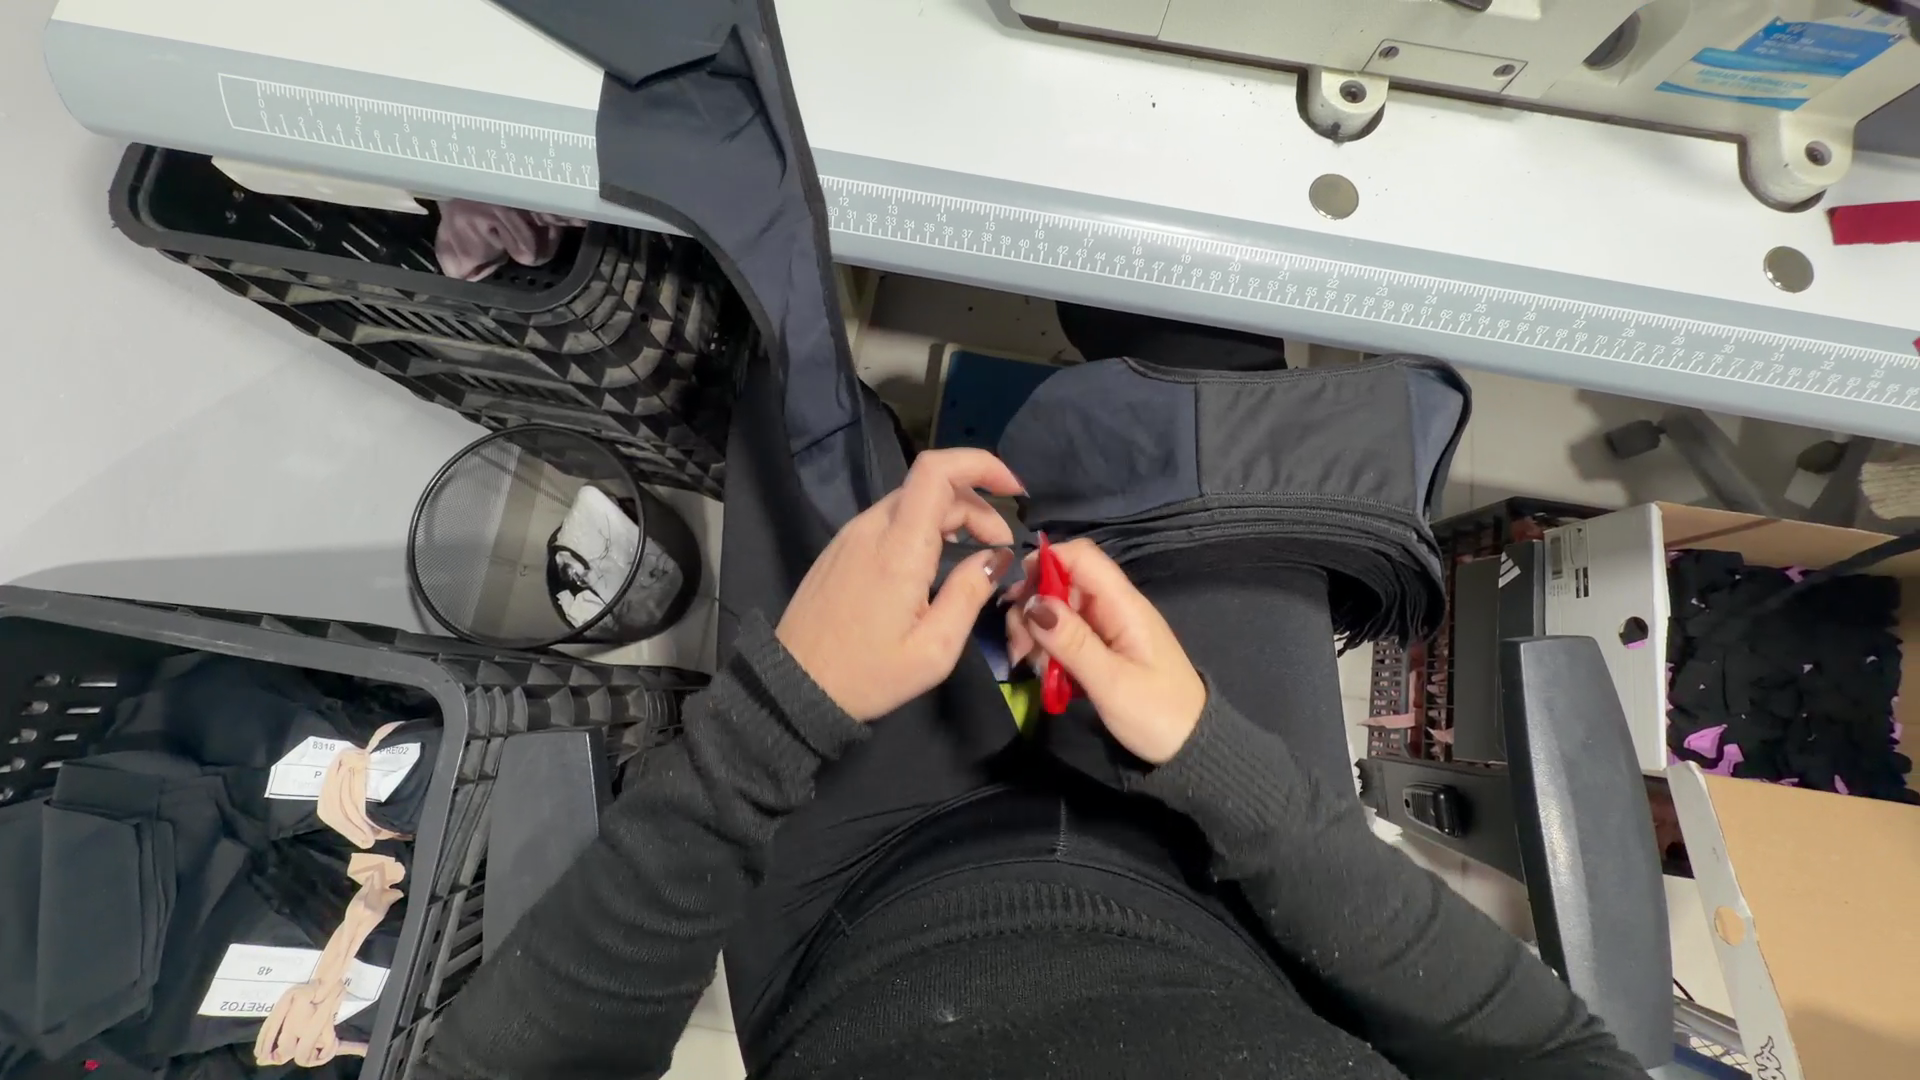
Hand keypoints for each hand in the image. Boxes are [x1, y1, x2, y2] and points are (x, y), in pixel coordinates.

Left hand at [777, 448, 1022, 720]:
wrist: (792, 688)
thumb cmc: (867, 675)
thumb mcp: (934, 649)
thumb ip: (969, 594)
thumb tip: (995, 557)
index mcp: (898, 548)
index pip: (937, 470)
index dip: (980, 464)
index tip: (1013, 491)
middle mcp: (872, 528)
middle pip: (932, 485)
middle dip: (977, 505)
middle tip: (999, 549)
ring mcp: (851, 535)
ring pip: (912, 501)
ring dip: (952, 516)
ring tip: (973, 556)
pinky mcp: (841, 548)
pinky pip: (891, 520)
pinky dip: (925, 527)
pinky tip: (936, 561)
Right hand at [1006, 539, 1205, 764]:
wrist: (1193, 747)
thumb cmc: (1157, 714)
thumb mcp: (1111, 682)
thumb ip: (1072, 641)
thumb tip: (1033, 602)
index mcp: (1123, 604)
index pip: (1080, 556)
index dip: (1044, 562)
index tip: (1017, 595)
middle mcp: (1113, 607)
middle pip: (1061, 582)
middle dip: (1032, 606)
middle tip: (1018, 646)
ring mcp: (1107, 627)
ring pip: (1058, 609)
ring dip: (1035, 631)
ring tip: (1027, 664)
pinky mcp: (1101, 647)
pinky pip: (1065, 634)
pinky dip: (1047, 648)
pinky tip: (1042, 672)